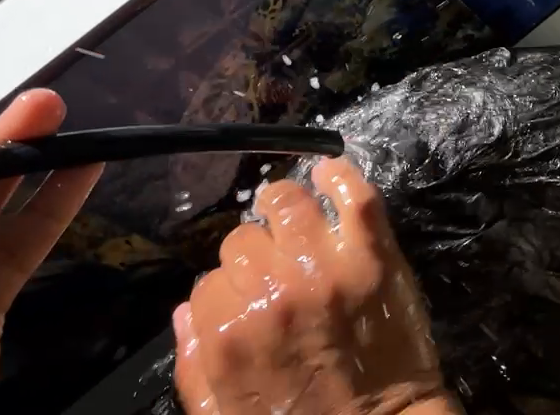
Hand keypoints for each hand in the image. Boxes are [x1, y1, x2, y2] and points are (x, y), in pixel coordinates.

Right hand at [174, 158, 458, 414]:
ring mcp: (327, 267)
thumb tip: (185, 309)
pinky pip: (355, 196)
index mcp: (230, 335)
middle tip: (274, 260)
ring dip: (284, 200)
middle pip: (245, 239)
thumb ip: (195, 365)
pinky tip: (329, 168)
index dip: (227, 286)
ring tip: (290, 206)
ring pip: (290, 204)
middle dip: (254, 248)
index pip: (209, 281)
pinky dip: (340, 174)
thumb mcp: (223, 414)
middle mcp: (274, 292)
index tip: (246, 292)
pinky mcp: (374, 255)